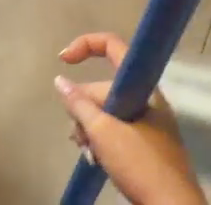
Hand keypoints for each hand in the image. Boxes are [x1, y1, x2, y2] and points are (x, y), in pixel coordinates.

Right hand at [54, 33, 205, 204]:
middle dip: (84, 105)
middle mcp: (148, 102)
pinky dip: (103, 141)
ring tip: (88, 151)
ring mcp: (151, 126)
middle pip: (105, 87)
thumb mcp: (103, 132)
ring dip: (91, 127)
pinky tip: (96, 159)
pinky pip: (118, 131)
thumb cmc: (141, 166)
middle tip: (77, 133)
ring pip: (109, 112)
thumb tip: (60, 81)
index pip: (114, 46)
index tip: (63, 61)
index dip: (85, 45)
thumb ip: (78, 104)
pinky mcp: (150, 148)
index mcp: (143, 90)